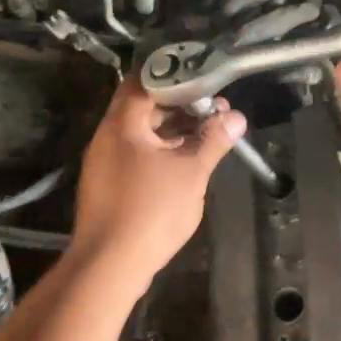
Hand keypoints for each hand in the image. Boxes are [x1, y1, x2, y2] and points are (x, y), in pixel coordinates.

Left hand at [68, 80, 245, 282]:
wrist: (109, 265)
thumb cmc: (151, 210)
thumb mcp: (191, 172)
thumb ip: (213, 140)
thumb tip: (236, 117)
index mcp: (122, 123)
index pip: (144, 80)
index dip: (175, 75)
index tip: (205, 79)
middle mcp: (107, 136)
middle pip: (143, 107)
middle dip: (180, 105)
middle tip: (214, 110)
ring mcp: (104, 162)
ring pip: (140, 134)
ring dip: (172, 131)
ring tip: (207, 136)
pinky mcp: (107, 186)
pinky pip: (135, 156)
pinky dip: (159, 152)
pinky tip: (185, 164)